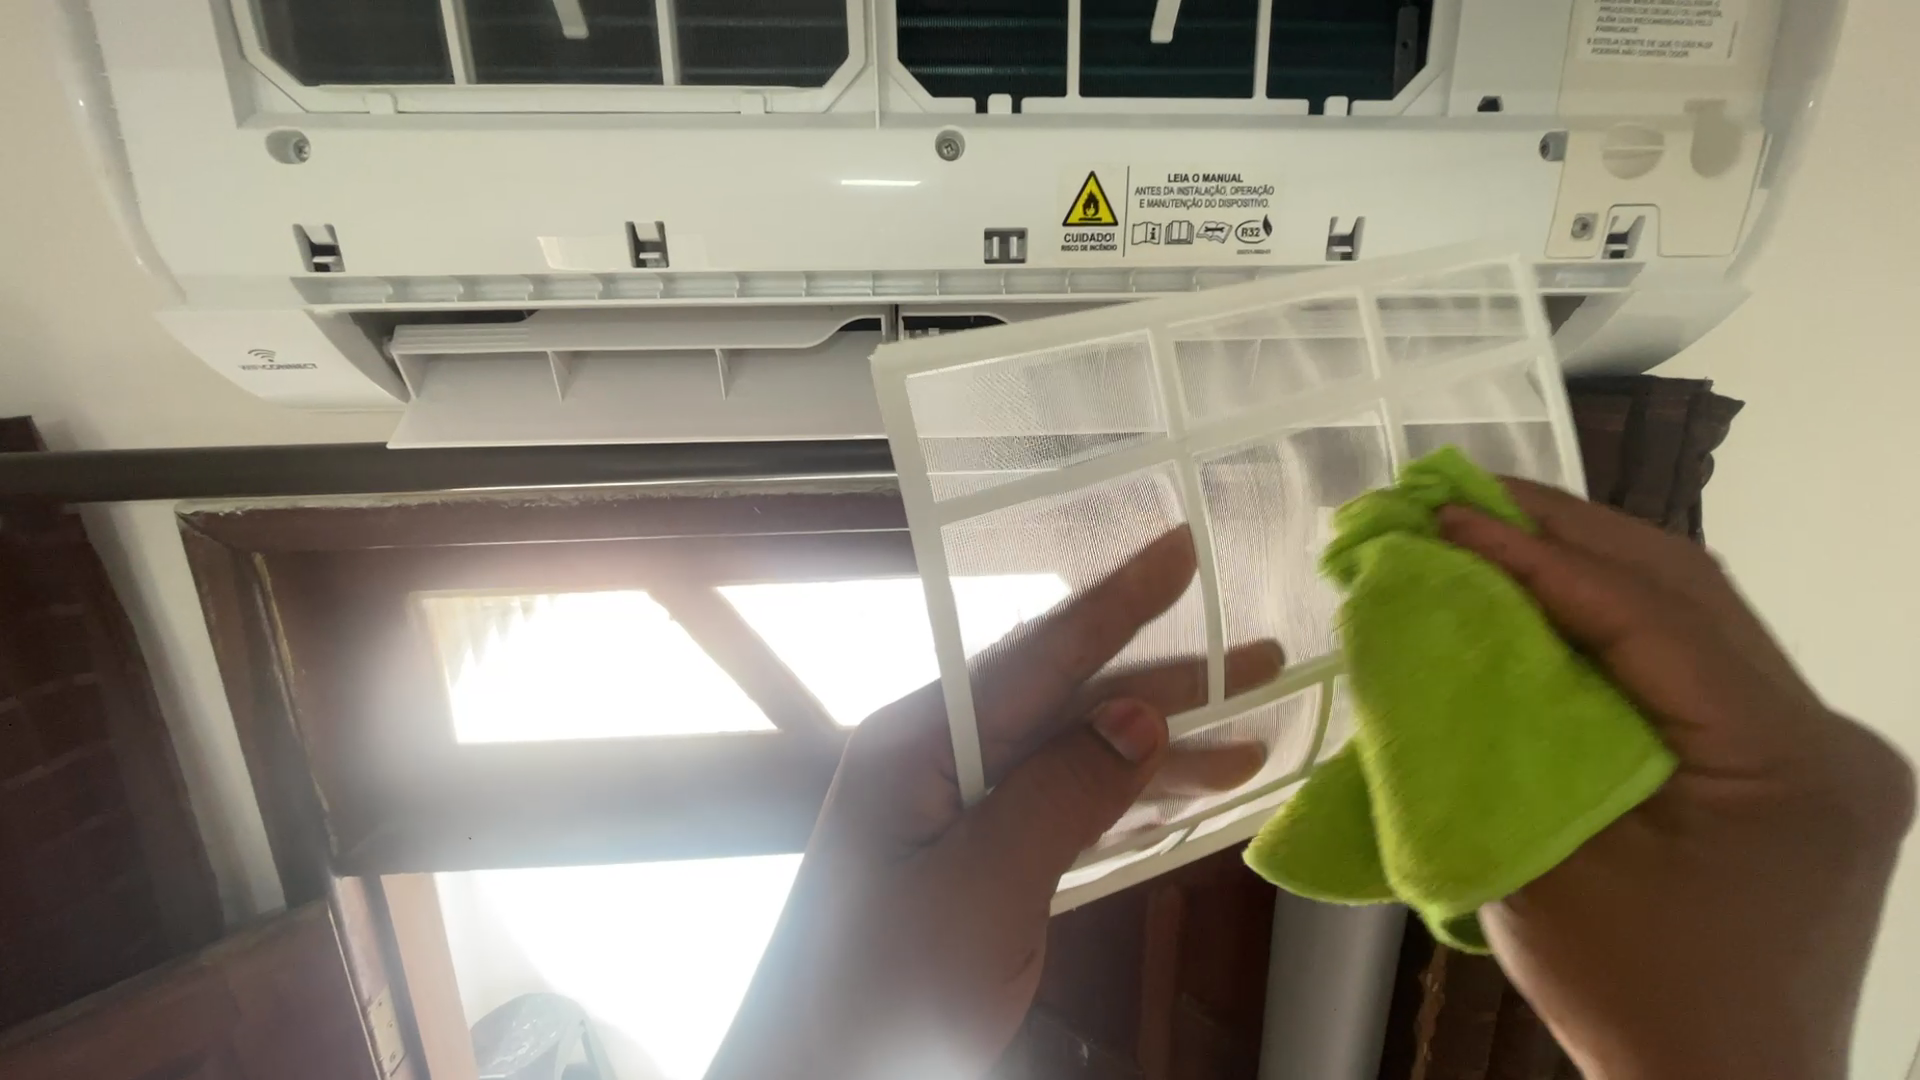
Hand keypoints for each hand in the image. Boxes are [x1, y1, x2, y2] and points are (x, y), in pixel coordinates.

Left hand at [706, 529, 1283, 1079]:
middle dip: (1168, 684)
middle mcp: (942, 749)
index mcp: (923, 736)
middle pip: (1070, 700)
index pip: (1039, 654)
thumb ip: (1061, 794)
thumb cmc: (883, 989)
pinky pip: (1064, 803)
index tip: (1180, 550)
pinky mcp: (978, 844)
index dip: (1118, 603)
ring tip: (1249, 742)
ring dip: (1162, 750)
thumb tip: (1141, 714)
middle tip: (1262, 660)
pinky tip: (1184, 795)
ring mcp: (960, 797)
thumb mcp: (980, 891)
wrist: (818, 1074)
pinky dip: (1127, 799)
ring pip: (1076, 753)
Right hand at [1440, 481, 1914, 1079]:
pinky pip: (1677, 647)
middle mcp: (1821, 732)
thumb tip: (1422, 635)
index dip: (1538, 556)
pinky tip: (1533, 586)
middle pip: (1685, 585)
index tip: (1444, 516)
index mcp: (1787, 762)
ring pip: (1687, 603)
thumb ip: (1486, 735)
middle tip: (1457, 490)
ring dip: (1578, 551)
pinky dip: (1595, 601)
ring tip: (1485, 517)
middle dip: (1561, 525)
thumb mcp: (1538, 858)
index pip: (1653, 617)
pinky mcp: (1767, 753)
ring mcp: (1803, 740)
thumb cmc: (1627, 985)